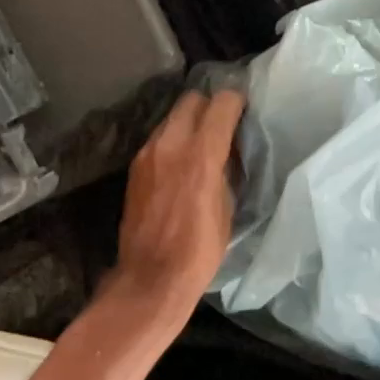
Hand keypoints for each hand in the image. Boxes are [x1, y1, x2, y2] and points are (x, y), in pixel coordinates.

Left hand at [114, 89, 245, 314]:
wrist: (150, 278)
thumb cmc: (199, 250)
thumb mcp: (227, 208)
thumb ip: (226, 170)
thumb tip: (227, 152)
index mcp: (200, 155)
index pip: (221, 104)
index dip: (237, 103)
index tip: (245, 111)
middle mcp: (170, 144)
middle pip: (192, 100)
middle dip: (211, 106)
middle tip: (224, 125)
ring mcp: (147, 153)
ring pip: (172, 118)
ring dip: (190, 123)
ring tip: (204, 144)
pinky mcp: (135, 167)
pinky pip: (159, 138)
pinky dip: (174, 140)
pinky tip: (183, 162)